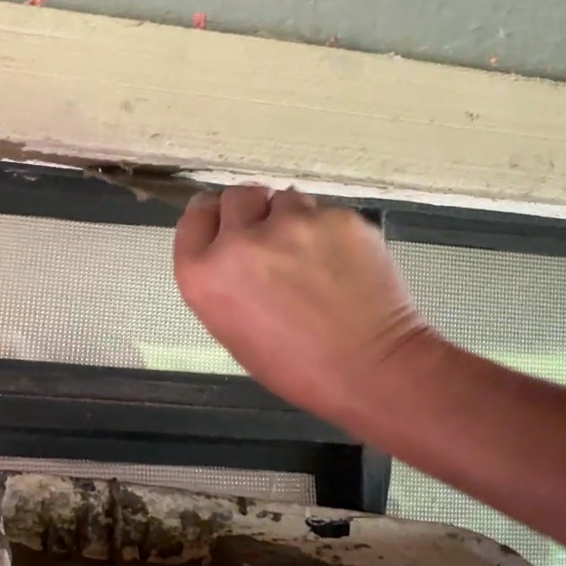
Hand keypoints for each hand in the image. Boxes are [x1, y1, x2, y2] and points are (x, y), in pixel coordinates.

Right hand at [172, 186, 433, 419]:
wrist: (371, 369)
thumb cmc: (293, 363)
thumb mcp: (229, 326)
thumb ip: (220, 276)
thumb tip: (230, 243)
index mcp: (203, 273)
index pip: (194, 216)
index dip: (213, 219)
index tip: (229, 227)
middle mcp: (239, 241)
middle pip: (235, 196)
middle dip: (251, 212)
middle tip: (270, 238)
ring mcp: (290, 225)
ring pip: (283, 198)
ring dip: (291, 218)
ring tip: (311, 254)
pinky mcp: (336, 218)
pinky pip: (323, 211)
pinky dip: (328, 230)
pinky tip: (340, 261)